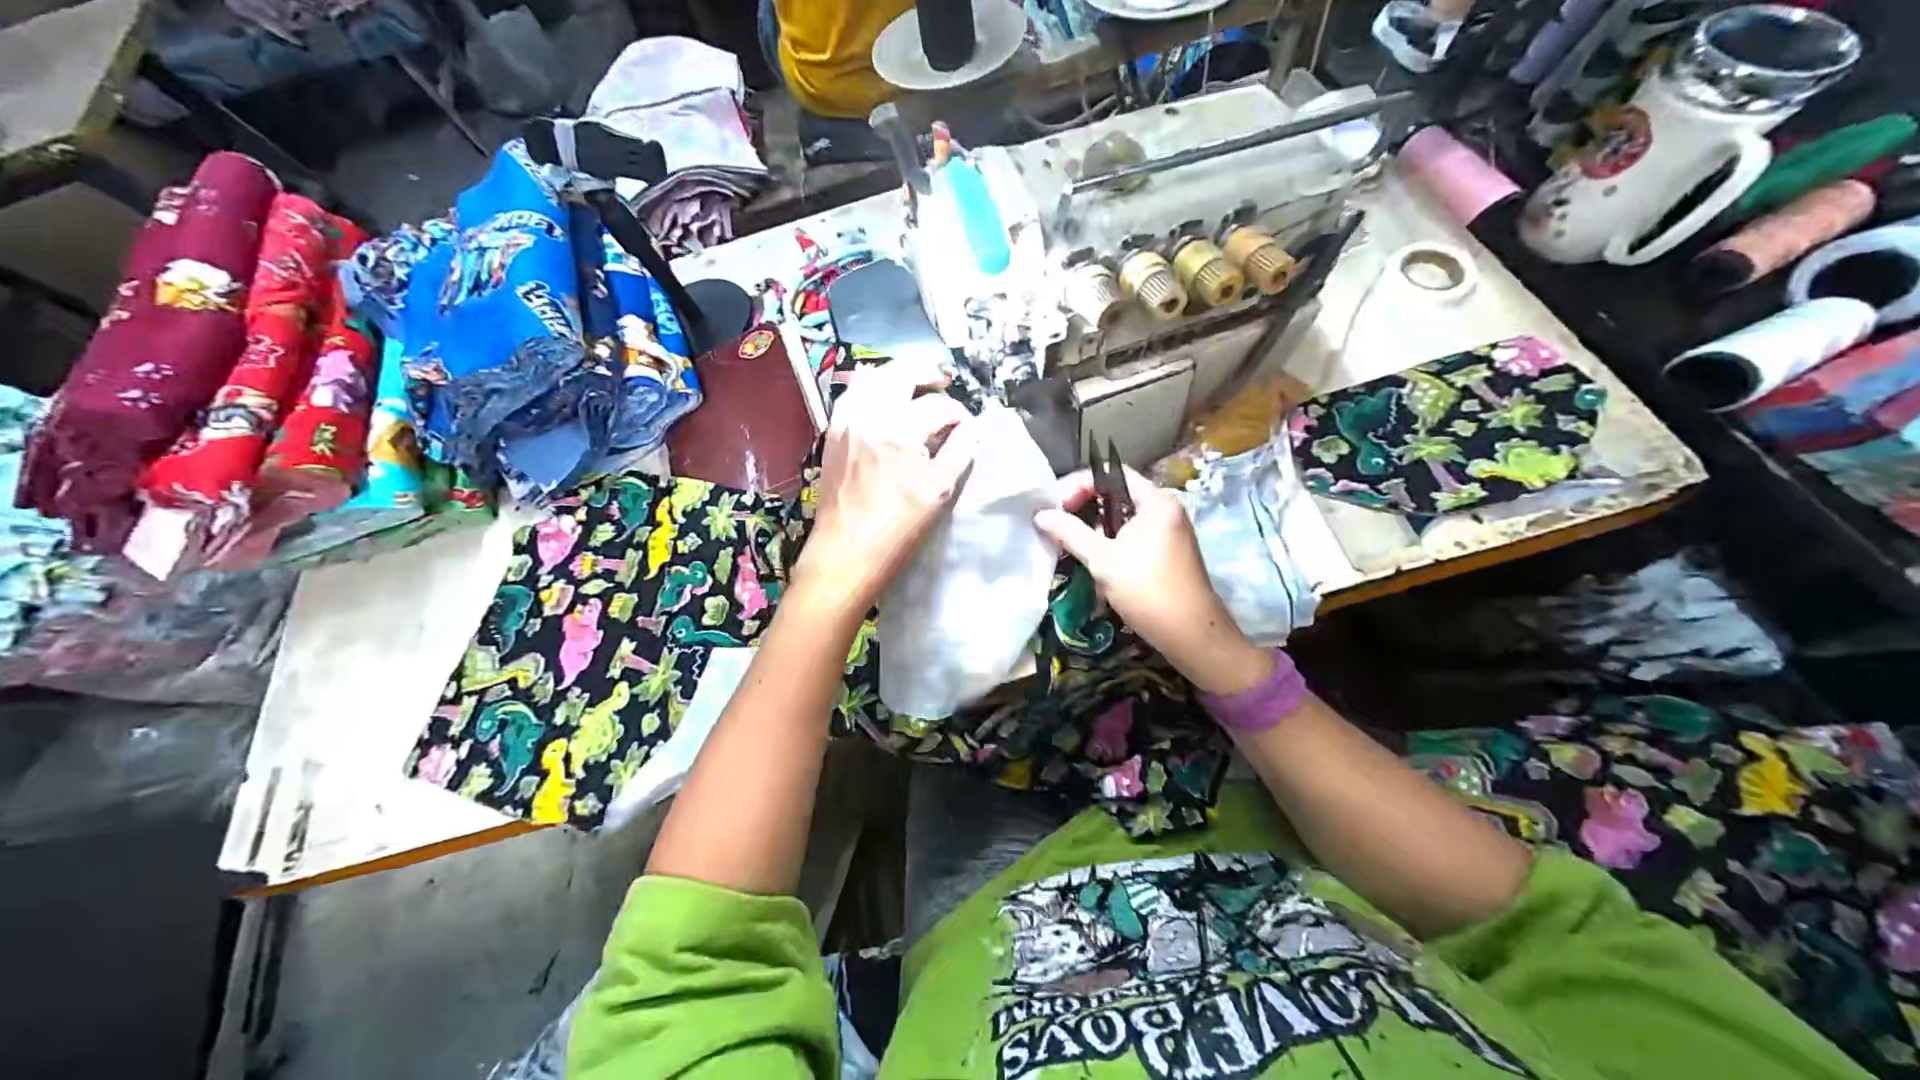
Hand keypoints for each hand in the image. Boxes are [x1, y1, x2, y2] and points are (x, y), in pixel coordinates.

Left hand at [788, 360, 974, 623]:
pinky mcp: (832, 435)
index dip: (959, 414)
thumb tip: (969, 429)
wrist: (844, 554)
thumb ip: (958, 452)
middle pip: (900, 373)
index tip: (968, 427)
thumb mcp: (939, 493)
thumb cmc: (896, 529)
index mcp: (899, 429)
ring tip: (914, 388)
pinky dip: (871, 390)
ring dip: (897, 377)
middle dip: (927, 374)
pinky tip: (883, 403)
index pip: (938, 406)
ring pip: (871, 378)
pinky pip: (852, 395)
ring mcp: (845, 422)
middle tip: (944, 382)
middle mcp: (868, 415)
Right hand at [1033, 466, 1272, 694]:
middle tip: (1063, 531)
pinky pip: (1135, 539)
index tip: (1061, 509)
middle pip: (1118, 497)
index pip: (1113, 474)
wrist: (1190, 634)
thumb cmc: (1146, 588)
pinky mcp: (1168, 554)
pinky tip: (1101, 569)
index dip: (1081, 485)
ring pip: (1124, 522)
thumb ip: (1069, 533)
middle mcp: (1166, 510)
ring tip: (1080, 554)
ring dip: (1099, 535)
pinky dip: (1114, 548)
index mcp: (1156, 501)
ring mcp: (1170, 533)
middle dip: (1087, 513)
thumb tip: (1040, 514)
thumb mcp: (1102, 559)